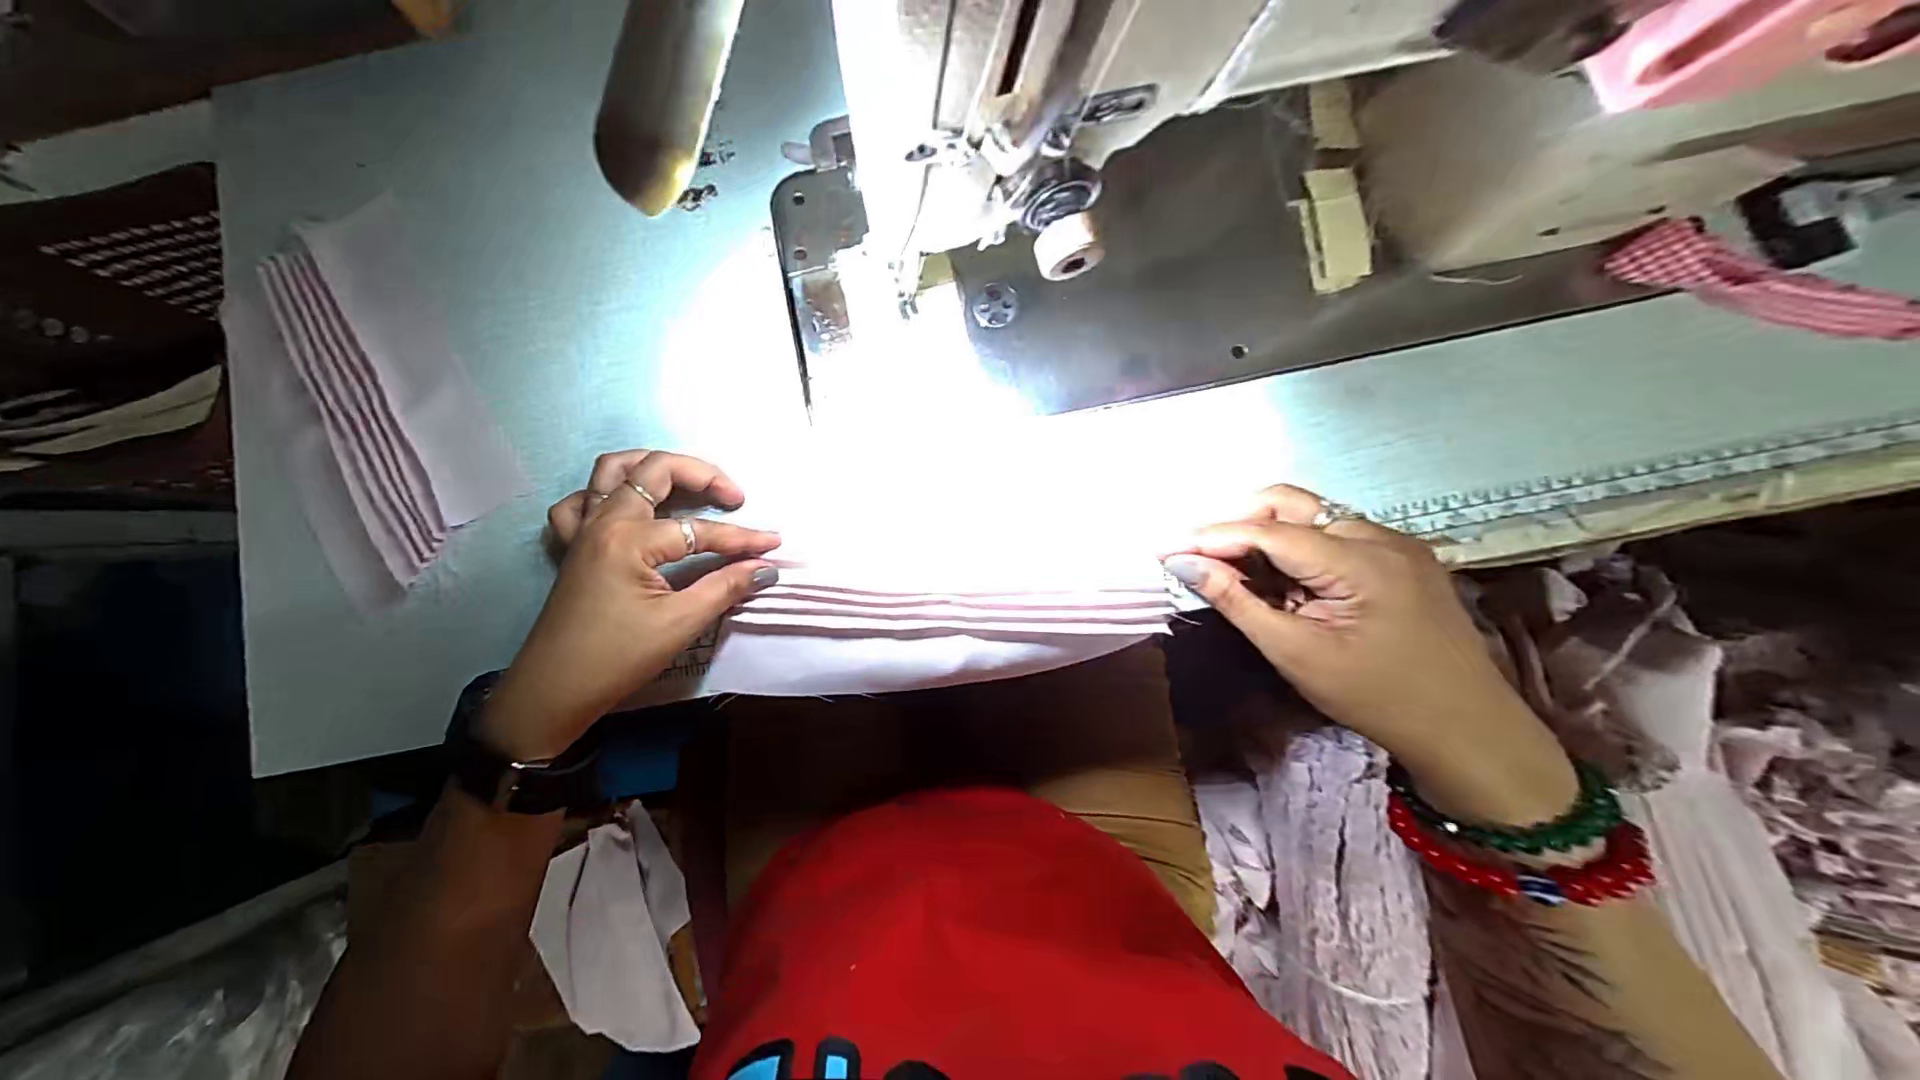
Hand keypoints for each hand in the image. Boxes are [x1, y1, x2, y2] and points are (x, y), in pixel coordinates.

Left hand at [479, 450, 781, 760]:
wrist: (553, 691)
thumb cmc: (618, 658)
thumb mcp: (681, 623)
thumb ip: (726, 587)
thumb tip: (765, 567)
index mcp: (630, 539)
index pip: (700, 528)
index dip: (742, 537)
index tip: (773, 544)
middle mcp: (604, 522)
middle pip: (654, 469)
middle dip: (702, 474)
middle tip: (733, 496)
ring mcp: (583, 531)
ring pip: (612, 470)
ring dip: (652, 467)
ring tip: (686, 482)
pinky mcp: (572, 547)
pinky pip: (581, 501)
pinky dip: (606, 494)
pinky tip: (628, 509)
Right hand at [1164, 485, 1576, 826]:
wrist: (1467, 728)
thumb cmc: (1375, 697)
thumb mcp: (1295, 653)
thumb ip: (1237, 602)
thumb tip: (1184, 564)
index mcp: (1360, 561)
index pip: (1268, 531)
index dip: (1212, 537)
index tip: (1167, 549)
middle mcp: (1381, 535)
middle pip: (1291, 504)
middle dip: (1238, 523)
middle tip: (1200, 555)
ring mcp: (1396, 542)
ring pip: (1312, 515)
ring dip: (1267, 535)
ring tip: (1237, 572)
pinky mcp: (1402, 556)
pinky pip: (1336, 533)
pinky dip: (1298, 548)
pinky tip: (1284, 581)